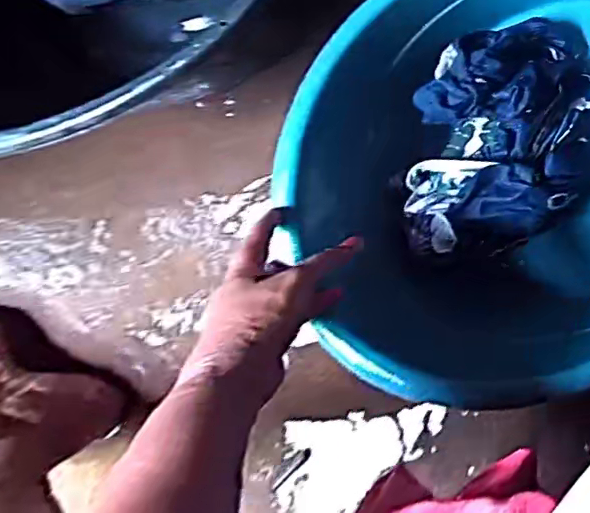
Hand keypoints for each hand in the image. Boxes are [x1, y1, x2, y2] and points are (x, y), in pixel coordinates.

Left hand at [176, 208, 359, 402]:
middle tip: (318, 248)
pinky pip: (293, 315)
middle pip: (273, 269)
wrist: (235, 379)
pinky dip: (312, 307)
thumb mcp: (297, 282)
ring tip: (336, 277)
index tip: (282, 209)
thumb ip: (326, 261)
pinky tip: (332, 301)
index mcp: (241, 275)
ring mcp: (252, 319)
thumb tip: (354, 243)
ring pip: (286, 294)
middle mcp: (242, 295)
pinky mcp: (265, 341)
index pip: (257, 240)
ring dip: (309, 287)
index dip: (269, 223)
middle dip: (297, 260)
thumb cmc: (255, 322)